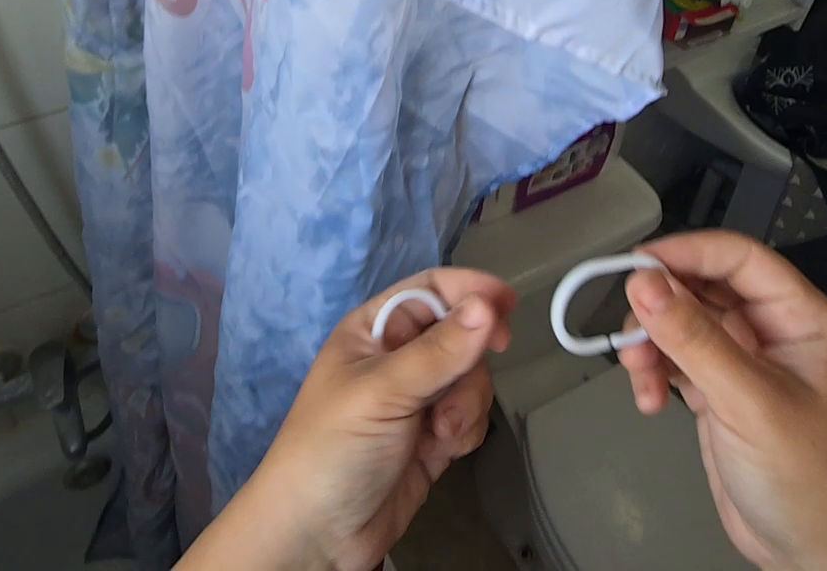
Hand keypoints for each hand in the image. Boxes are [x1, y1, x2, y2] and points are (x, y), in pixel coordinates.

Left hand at [179, 268, 516, 570]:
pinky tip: (442, 450)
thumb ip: (438, 350)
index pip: (430, 291)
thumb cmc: (334, 447)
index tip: (507, 303)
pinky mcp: (434, 435)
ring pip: (470, 376)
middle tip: (462, 387)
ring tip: (441, 431)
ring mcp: (417, 397)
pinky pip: (471, 414)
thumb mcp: (383, 390)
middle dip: (468, 362)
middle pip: (460, 334)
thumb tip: (486, 306)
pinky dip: (466, 430)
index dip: (468, 290)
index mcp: (374, 328)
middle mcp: (397, 355)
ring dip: (467, 403)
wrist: (319, 536)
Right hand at [616, 230, 826, 570]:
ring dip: (650, 345)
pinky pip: (673, 357)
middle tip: (631, 337)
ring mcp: (742, 360)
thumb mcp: (749, 403)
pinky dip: (654, 372)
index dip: (687, 252)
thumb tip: (639, 280)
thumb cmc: (807, 480)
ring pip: (679, 320)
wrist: (818, 565)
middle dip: (661, 309)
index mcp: (801, 319)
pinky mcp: (717, 388)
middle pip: (700, 287)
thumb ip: (693, 338)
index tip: (635, 265)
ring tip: (641, 378)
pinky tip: (651, 402)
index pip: (739, 258)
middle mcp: (771, 329)